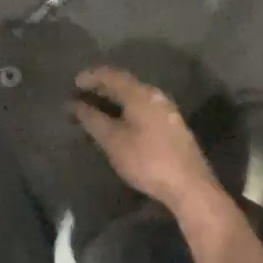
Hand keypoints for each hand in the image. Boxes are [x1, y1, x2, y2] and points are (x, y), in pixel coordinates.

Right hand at [72, 66, 220, 213]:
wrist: (189, 186)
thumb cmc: (147, 160)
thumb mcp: (113, 141)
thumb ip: (92, 120)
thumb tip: (75, 105)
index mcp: (141, 95)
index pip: (112, 76)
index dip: (91, 77)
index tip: (73, 83)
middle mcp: (156, 97)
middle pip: (124, 85)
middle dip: (100, 89)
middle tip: (79, 95)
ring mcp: (166, 111)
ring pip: (134, 98)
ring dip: (112, 101)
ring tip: (94, 109)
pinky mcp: (171, 126)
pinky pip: (142, 109)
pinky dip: (124, 110)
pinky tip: (116, 123)